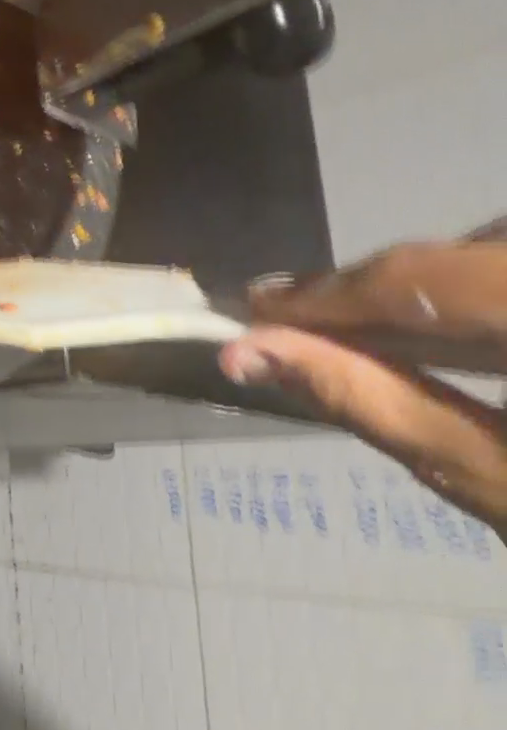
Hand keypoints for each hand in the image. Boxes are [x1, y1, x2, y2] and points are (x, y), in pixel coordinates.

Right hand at [218, 226, 506, 531]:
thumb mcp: (494, 479)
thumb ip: (369, 401)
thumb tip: (248, 351)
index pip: (437, 278)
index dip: (333, 291)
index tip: (256, 308)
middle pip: (491, 250)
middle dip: (396, 285)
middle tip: (313, 323)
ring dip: (456, 281)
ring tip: (392, 330)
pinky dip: (498, 291)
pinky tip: (469, 329)